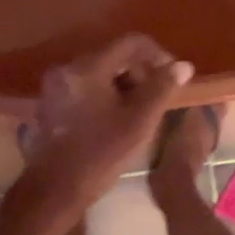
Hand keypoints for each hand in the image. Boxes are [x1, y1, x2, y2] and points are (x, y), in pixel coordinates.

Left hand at [19, 34, 193, 206]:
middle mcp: (68, 68)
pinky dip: (106, 95)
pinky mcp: (51, 103)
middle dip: (140, 73)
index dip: (158, 55)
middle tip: (156, 100)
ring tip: (139, 113)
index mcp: (87, 67)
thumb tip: (183, 66)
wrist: (53, 191)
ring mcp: (56, 86)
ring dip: (124, 85)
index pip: (131, 43)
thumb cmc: (99, 155)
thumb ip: (161, 89)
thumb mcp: (138, 122)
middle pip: (114, 56)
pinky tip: (116, 120)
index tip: (173, 77)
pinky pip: (86, 87)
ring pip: (100, 72)